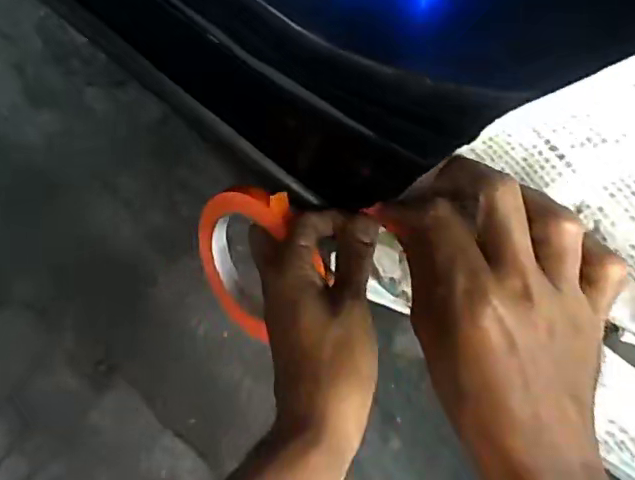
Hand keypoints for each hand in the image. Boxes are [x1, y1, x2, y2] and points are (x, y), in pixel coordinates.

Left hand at [231, 209, 379, 479]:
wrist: (315, 419)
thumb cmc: (337, 360)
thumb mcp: (351, 305)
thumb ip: (353, 259)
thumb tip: (361, 219)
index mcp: (284, 266)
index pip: (302, 220)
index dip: (333, 215)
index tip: (363, 222)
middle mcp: (271, 274)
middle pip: (272, 229)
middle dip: (302, 220)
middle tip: (339, 224)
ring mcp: (274, 295)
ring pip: (279, 251)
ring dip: (305, 242)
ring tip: (345, 244)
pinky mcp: (283, 313)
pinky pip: (288, 272)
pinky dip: (307, 263)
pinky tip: (337, 273)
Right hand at [382, 157, 626, 479]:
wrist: (538, 455)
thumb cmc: (469, 394)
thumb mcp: (428, 327)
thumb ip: (422, 266)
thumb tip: (404, 218)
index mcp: (473, 293)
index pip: (439, 215)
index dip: (410, 199)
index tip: (396, 202)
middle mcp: (522, 283)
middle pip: (500, 193)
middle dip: (463, 174)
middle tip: (444, 182)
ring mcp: (566, 297)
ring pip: (558, 217)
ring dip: (522, 200)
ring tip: (500, 206)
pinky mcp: (596, 313)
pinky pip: (604, 264)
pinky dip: (581, 247)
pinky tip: (553, 249)